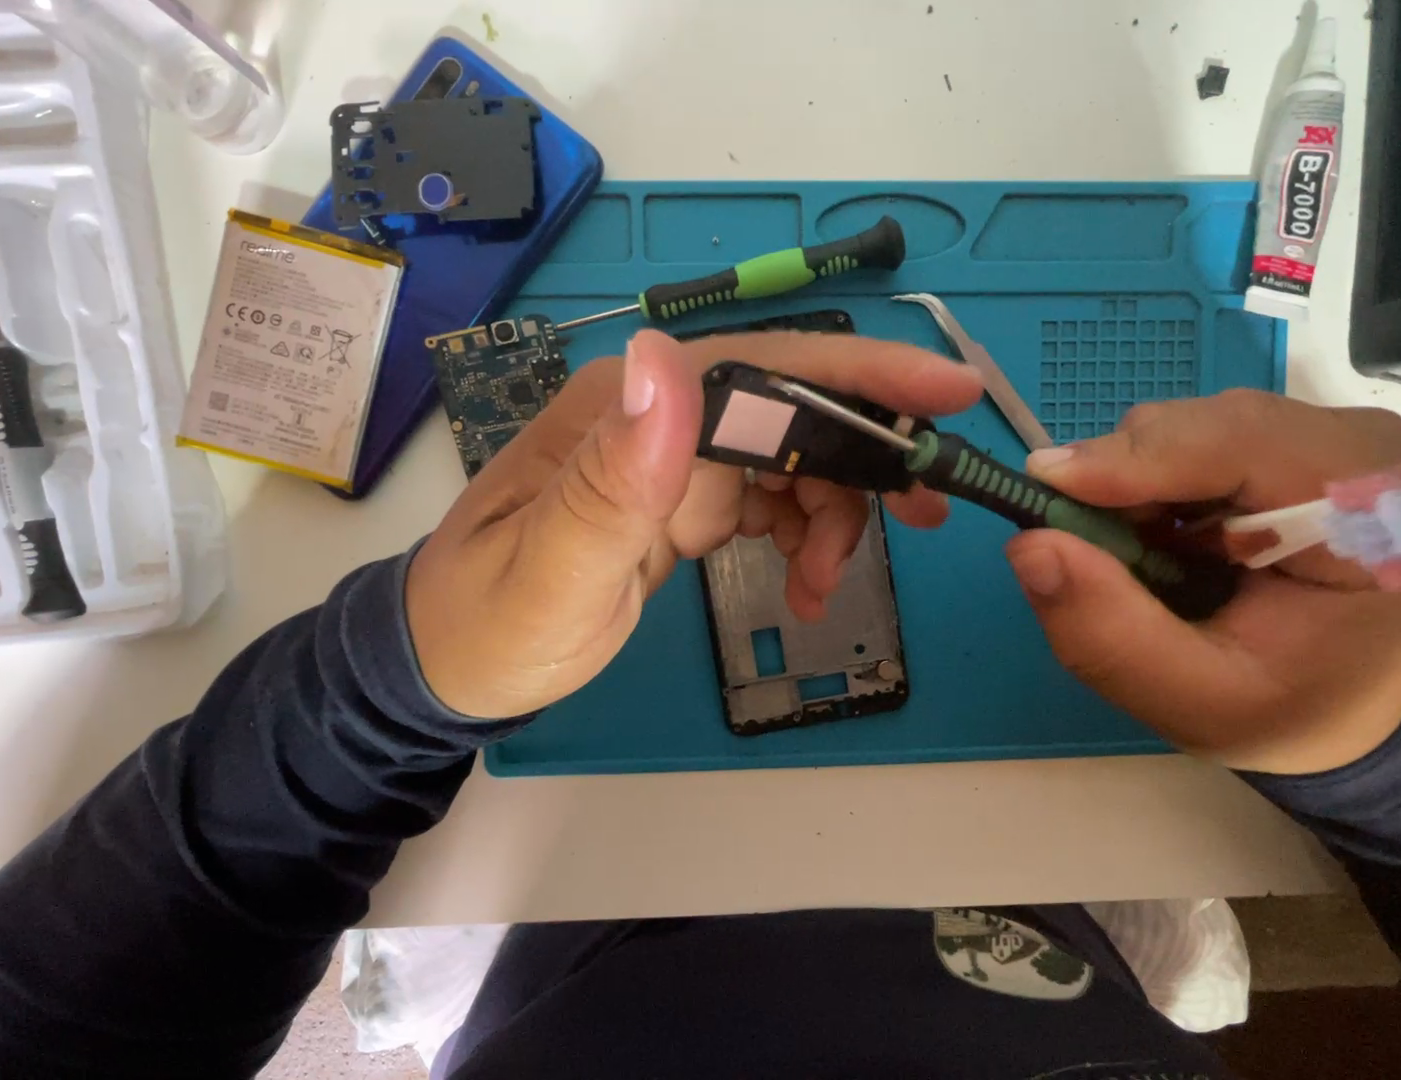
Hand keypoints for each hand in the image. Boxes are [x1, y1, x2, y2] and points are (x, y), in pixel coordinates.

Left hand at [405, 329, 982, 718]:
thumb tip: (664, 355)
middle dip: (867, 454)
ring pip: (794, 456)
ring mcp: (674, 458)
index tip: (949, 398)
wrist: (451, 665)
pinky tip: (803, 586)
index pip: (763, 369)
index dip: (861, 377)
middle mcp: (658, 418)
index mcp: (626, 411)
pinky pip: (772, 497)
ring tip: (823, 587)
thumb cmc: (492, 626)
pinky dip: (806, 535)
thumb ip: (610, 476)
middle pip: (793, 407)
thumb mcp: (550, 570)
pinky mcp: (683, 498)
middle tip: (925, 512)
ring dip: (836, 514)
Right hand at [1005, 389, 1400, 773]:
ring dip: (1134, 482)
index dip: (1142, 458)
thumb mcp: (1194, 702)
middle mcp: (1365, 453)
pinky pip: (1191, 437)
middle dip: (1127, 476)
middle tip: (1081, 542)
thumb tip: (1028, 546)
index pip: (1249, 446)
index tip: (1047, 483)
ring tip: (1132, 550)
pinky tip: (1154, 531)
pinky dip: (1148, 481)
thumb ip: (1111, 637)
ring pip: (1192, 424)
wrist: (1347, 708)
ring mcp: (1328, 439)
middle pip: (1211, 424)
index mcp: (1379, 520)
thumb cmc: (1287, 712)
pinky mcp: (1291, 443)